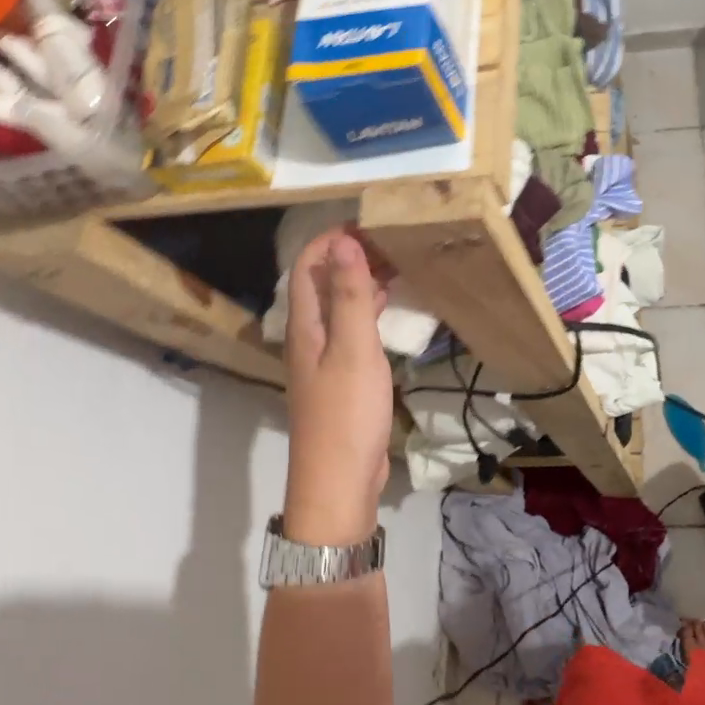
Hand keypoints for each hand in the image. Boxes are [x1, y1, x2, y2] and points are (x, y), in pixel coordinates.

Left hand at [283, 227, 391, 544]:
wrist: (339, 482)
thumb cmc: (346, 414)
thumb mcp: (353, 349)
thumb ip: (350, 295)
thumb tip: (344, 241)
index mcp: (305, 324)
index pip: (309, 264)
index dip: (334, 237)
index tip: (373, 221)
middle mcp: (309, 336)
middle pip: (323, 282)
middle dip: (352, 255)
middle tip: (394, 240)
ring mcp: (324, 358)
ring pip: (340, 305)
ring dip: (363, 281)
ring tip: (399, 264)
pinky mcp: (342, 378)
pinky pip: (353, 329)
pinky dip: (371, 310)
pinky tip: (393, 309)